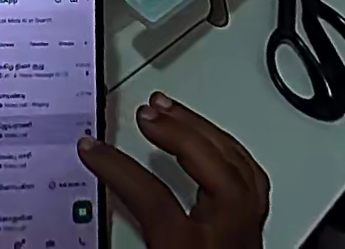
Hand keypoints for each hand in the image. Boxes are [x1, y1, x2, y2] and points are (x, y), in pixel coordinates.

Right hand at [78, 92, 269, 248]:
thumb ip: (123, 234)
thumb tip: (95, 198)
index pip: (153, 199)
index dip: (116, 166)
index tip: (90, 147)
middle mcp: (227, 243)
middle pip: (216, 171)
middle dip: (179, 133)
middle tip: (145, 113)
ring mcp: (246, 238)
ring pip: (241, 170)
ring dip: (203, 129)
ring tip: (169, 108)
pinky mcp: (254, 235)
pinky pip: (251, 181)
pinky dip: (225, 148)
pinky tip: (206, 135)